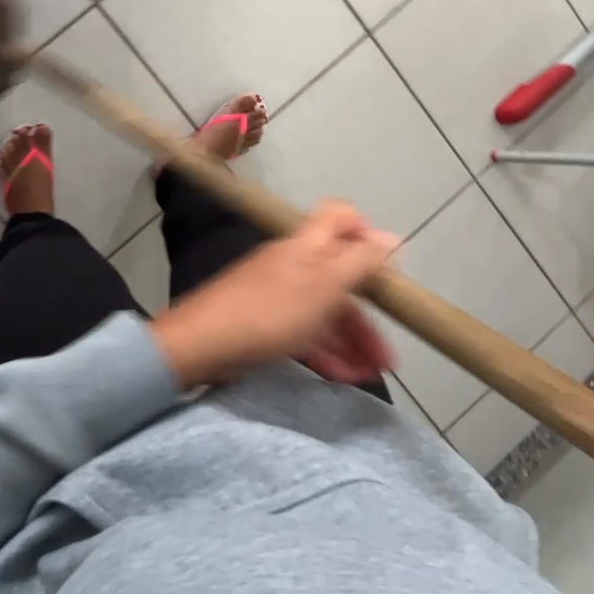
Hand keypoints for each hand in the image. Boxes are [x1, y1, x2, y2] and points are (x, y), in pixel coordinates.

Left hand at [149, 201, 396, 388]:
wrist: (202, 343)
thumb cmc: (270, 311)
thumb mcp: (324, 286)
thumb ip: (359, 261)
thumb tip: (392, 236)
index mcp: (306, 245)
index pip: (338, 217)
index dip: (364, 233)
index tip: (386, 269)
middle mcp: (292, 262)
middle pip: (338, 277)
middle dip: (367, 315)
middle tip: (388, 355)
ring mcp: (276, 292)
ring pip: (323, 310)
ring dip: (351, 340)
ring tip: (371, 374)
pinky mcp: (263, 322)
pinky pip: (303, 331)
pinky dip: (325, 350)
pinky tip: (343, 376)